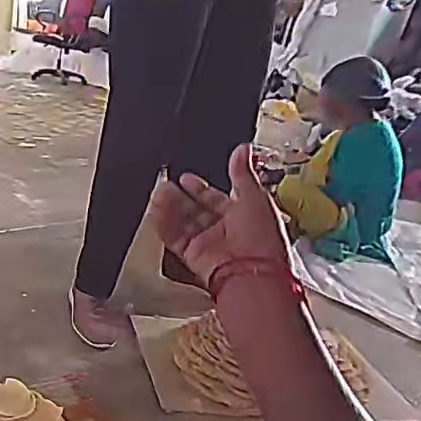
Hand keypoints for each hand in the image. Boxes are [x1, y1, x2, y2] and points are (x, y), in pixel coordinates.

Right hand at [148, 144, 290, 284]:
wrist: (252, 270)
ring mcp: (208, 244)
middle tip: (167, 185)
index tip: (187, 178)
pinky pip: (175, 238)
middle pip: (196, 211)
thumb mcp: (255, 196)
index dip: (200, 189)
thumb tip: (243, 150)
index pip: (216, 200)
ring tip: (160, 192)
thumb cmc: (262, 237)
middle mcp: (224, 232)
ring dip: (171, 207)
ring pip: (184, 223)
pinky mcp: (194, 256)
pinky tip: (158, 209)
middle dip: (182, 198)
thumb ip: (242, 173)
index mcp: (243, 216)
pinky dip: (165, 224)